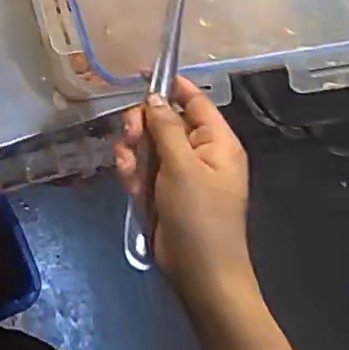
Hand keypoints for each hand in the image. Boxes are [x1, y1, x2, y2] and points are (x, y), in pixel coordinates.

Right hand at [115, 75, 256, 311]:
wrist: (200, 274)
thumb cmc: (200, 217)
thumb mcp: (182, 167)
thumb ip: (165, 128)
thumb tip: (154, 96)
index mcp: (217, 142)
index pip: (194, 101)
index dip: (170, 86)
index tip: (140, 75)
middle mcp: (199, 152)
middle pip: (163, 120)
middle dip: (142, 127)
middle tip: (131, 137)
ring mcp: (179, 172)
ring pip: (146, 144)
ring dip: (134, 153)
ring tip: (131, 171)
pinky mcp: (162, 190)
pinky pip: (141, 167)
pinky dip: (132, 173)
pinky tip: (131, 186)